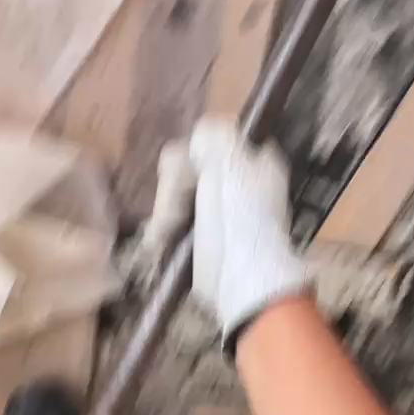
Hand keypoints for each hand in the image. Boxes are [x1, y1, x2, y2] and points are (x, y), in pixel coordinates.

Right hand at [162, 117, 311, 343]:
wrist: (239, 279)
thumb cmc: (239, 218)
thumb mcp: (231, 161)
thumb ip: (213, 135)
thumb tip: (196, 140)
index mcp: (253, 159)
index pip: (208, 139)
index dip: (193, 153)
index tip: (192, 170)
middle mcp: (237, 181)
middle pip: (186, 165)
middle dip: (174, 187)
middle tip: (177, 209)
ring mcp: (217, 210)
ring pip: (173, 192)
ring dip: (165, 211)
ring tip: (167, 233)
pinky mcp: (199, 236)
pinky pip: (169, 218)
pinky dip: (162, 229)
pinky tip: (160, 240)